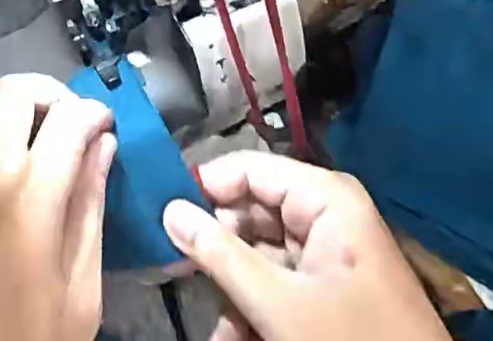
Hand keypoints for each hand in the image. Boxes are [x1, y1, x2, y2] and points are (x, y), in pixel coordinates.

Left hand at [0, 74, 117, 340]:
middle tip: (71, 123)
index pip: (67, 118)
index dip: (95, 112)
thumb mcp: (78, 292)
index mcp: (28, 198)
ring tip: (33, 129)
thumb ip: (90, 207)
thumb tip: (103, 145)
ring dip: (10, 98)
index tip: (107, 126)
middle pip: (15, 88)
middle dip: (52, 93)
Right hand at [162, 152, 450, 340]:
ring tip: (217, 330)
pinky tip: (233, 337)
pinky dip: (253, 306)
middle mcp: (325, 212)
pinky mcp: (329, 287)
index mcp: (323, 197)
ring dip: (231, 288)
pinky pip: (277, 281)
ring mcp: (328, 251)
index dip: (203, 186)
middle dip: (217, 249)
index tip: (163, 212)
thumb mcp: (280, 305)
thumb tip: (168, 211)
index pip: (246, 168)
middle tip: (178, 271)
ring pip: (259, 251)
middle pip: (250, 211)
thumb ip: (219, 254)